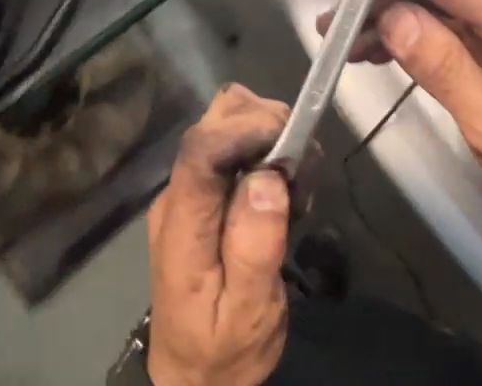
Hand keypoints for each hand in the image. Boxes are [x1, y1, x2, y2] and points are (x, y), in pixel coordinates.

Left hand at [146, 85, 291, 385]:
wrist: (193, 378)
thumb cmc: (223, 350)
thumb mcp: (248, 312)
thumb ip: (255, 246)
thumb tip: (266, 178)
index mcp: (183, 223)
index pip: (202, 148)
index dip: (248, 127)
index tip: (294, 142)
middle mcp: (178, 195)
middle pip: (214, 121)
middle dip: (266, 123)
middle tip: (303, 168)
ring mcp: (189, 191)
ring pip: (225, 124)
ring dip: (269, 134)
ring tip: (298, 183)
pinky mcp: (204, 194)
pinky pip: (234, 146)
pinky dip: (267, 148)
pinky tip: (285, 189)